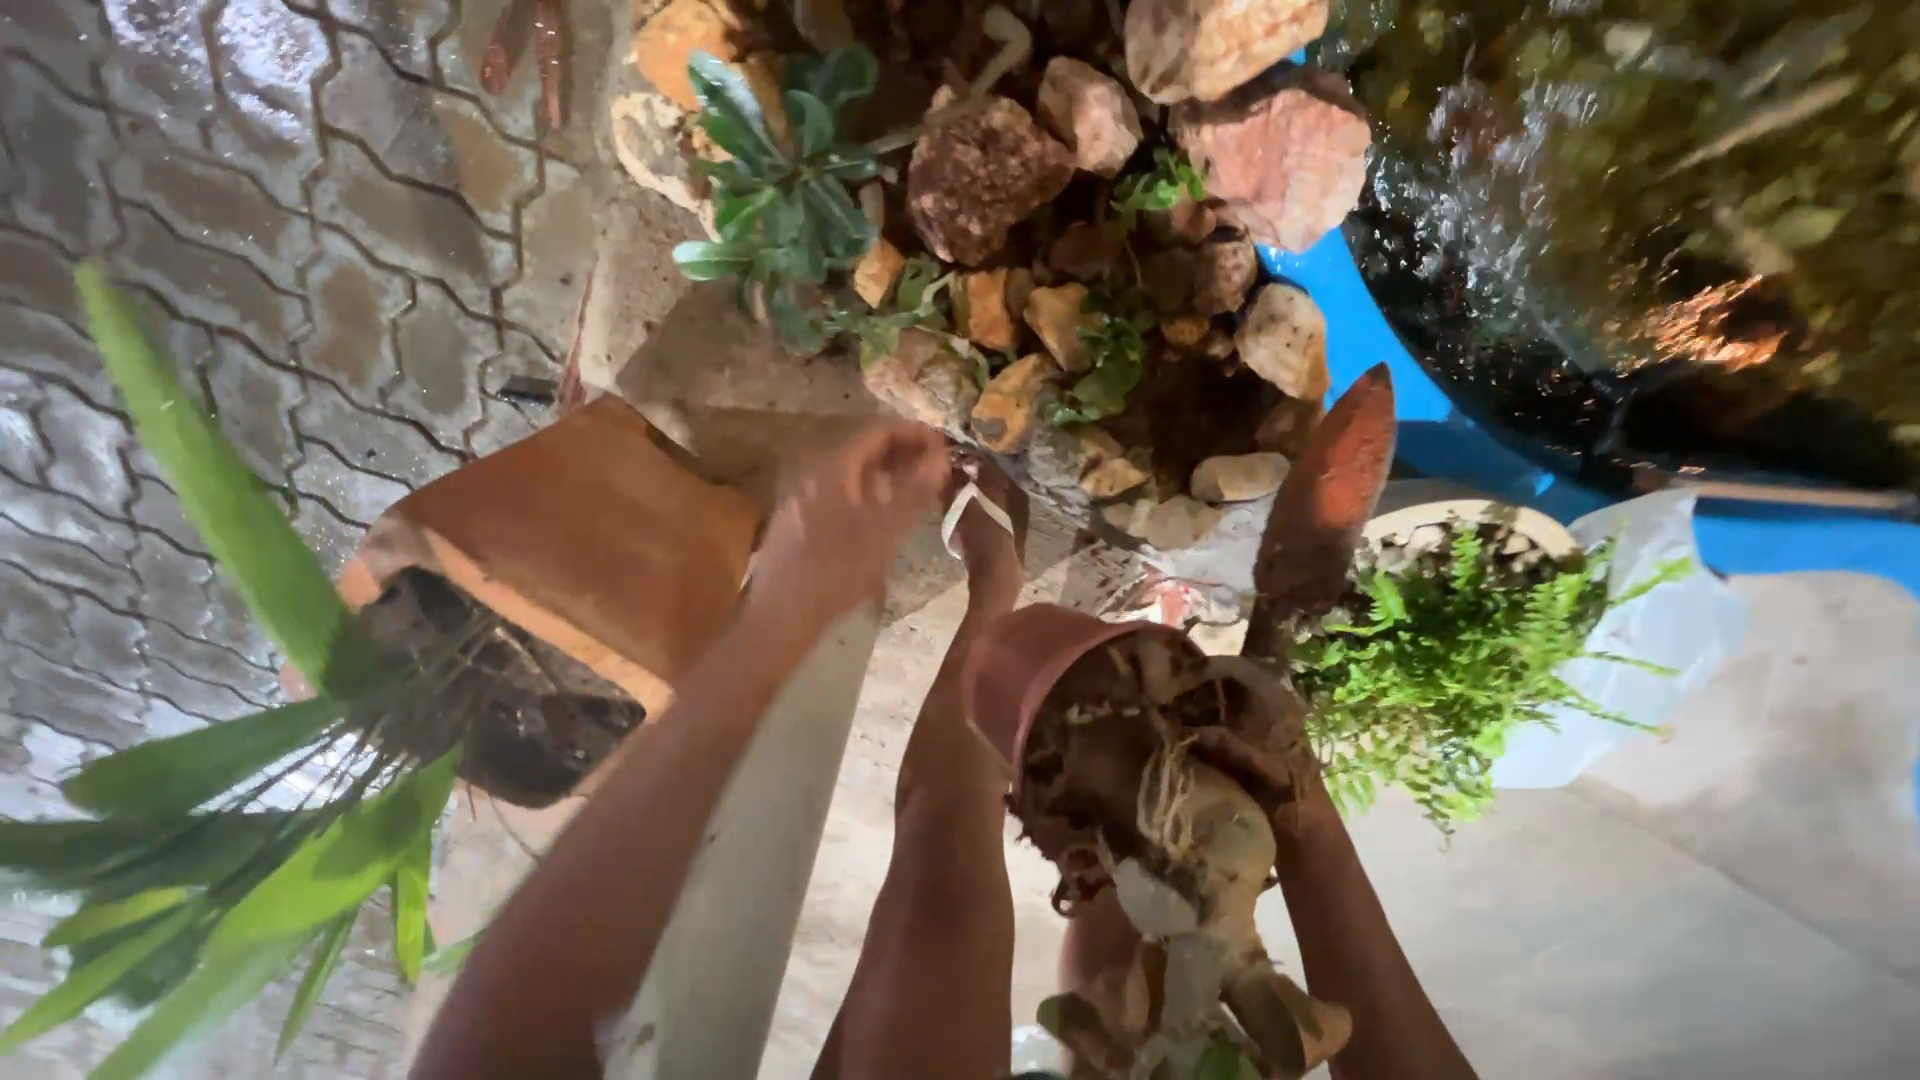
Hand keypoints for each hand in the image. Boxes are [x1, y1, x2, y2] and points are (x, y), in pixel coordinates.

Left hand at [743, 422, 949, 643]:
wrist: (782, 613)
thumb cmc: (838, 570)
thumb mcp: (885, 530)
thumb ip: (914, 489)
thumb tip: (941, 455)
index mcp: (833, 467)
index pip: (878, 431)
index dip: (913, 433)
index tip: (942, 445)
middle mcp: (813, 472)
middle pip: (862, 449)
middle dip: (900, 453)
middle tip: (933, 467)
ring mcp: (800, 495)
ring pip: (849, 472)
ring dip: (883, 474)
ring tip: (913, 489)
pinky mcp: (795, 519)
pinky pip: (836, 491)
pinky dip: (863, 491)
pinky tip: (878, 514)